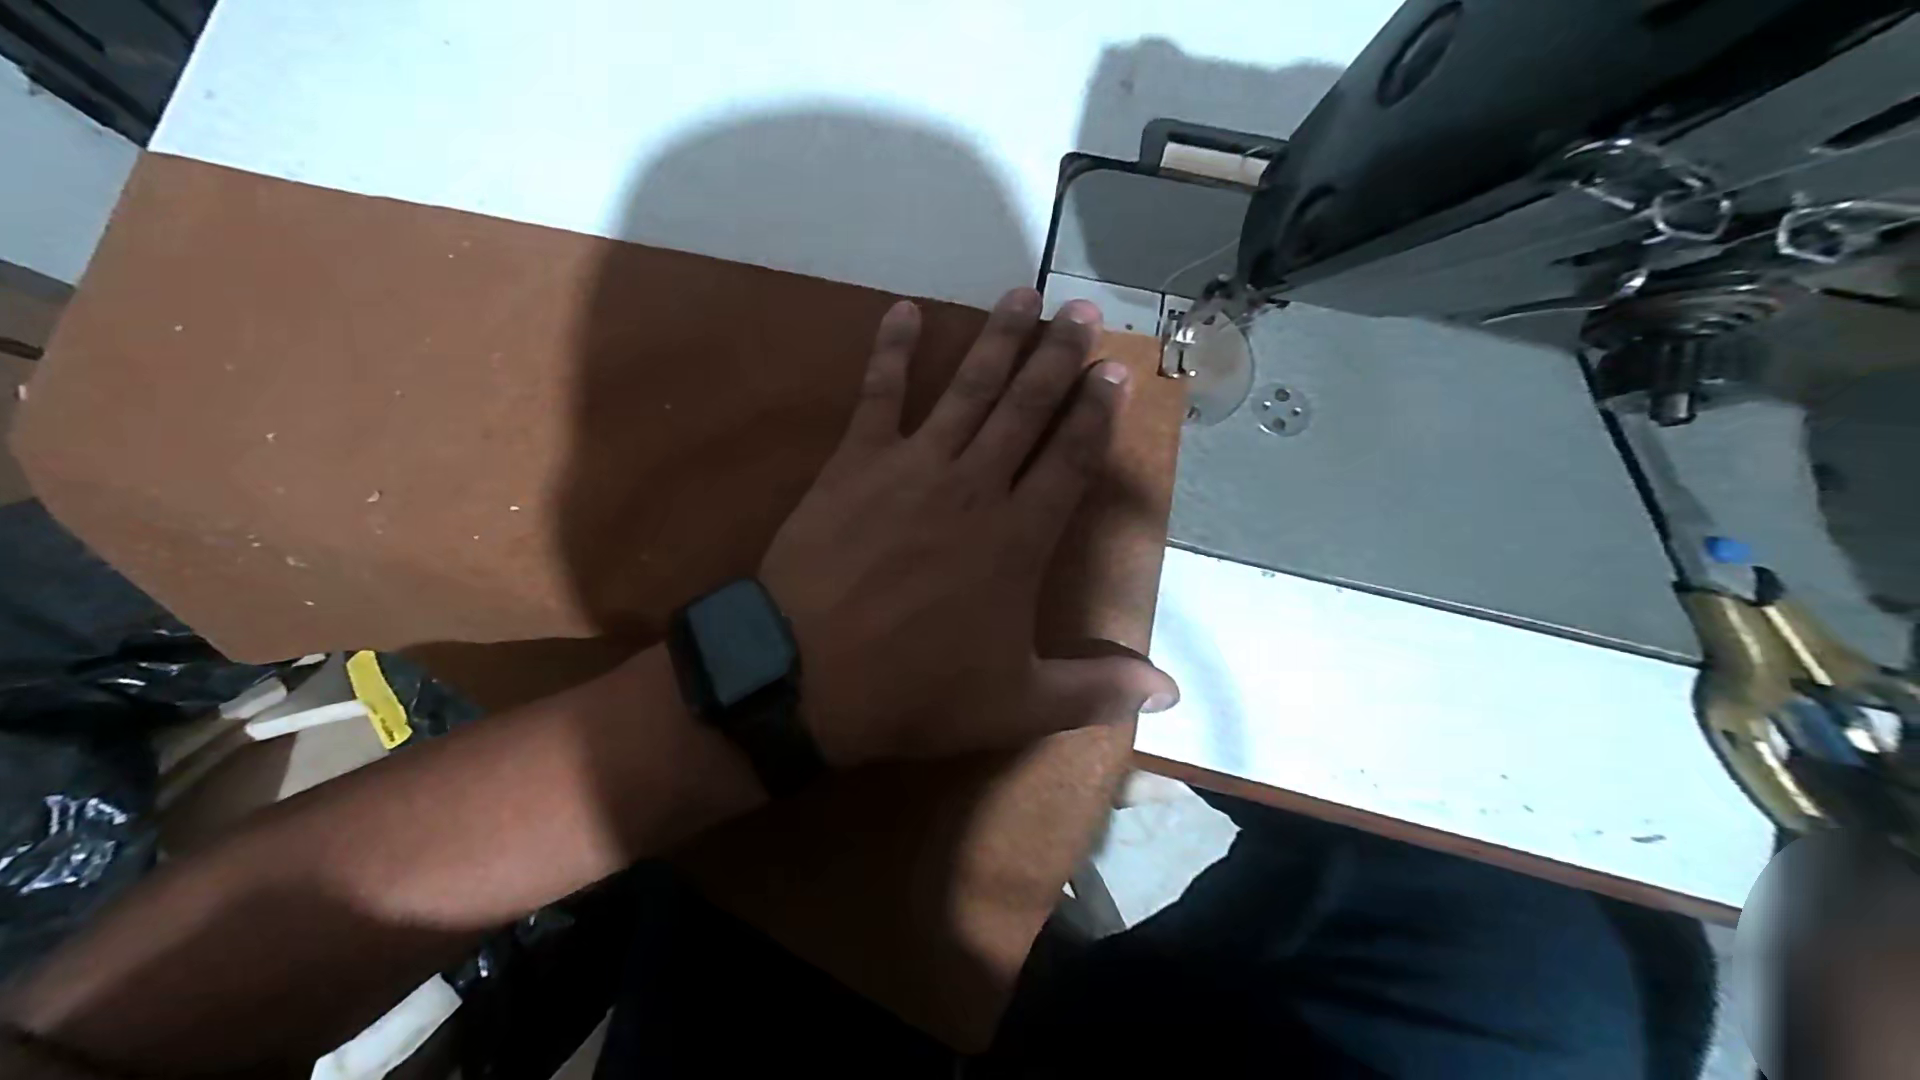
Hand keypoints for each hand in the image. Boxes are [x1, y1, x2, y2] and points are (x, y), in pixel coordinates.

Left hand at [759, 287, 1177, 767]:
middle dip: (1057, 357)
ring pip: (966, 389)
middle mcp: (974, 486)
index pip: (1070, 459)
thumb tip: (1170, 693)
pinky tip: (903, 309)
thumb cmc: (916, 690)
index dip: (1096, 413)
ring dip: (996, 340)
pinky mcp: (856, 462)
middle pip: (1026, 408)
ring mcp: (913, 466)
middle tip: (1080, 311)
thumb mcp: (1017, 704)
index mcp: (1018, 537)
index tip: (1115, 371)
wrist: (807, 675)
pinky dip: (890, 350)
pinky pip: (878, 394)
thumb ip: (1095, 691)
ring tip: (1020, 294)